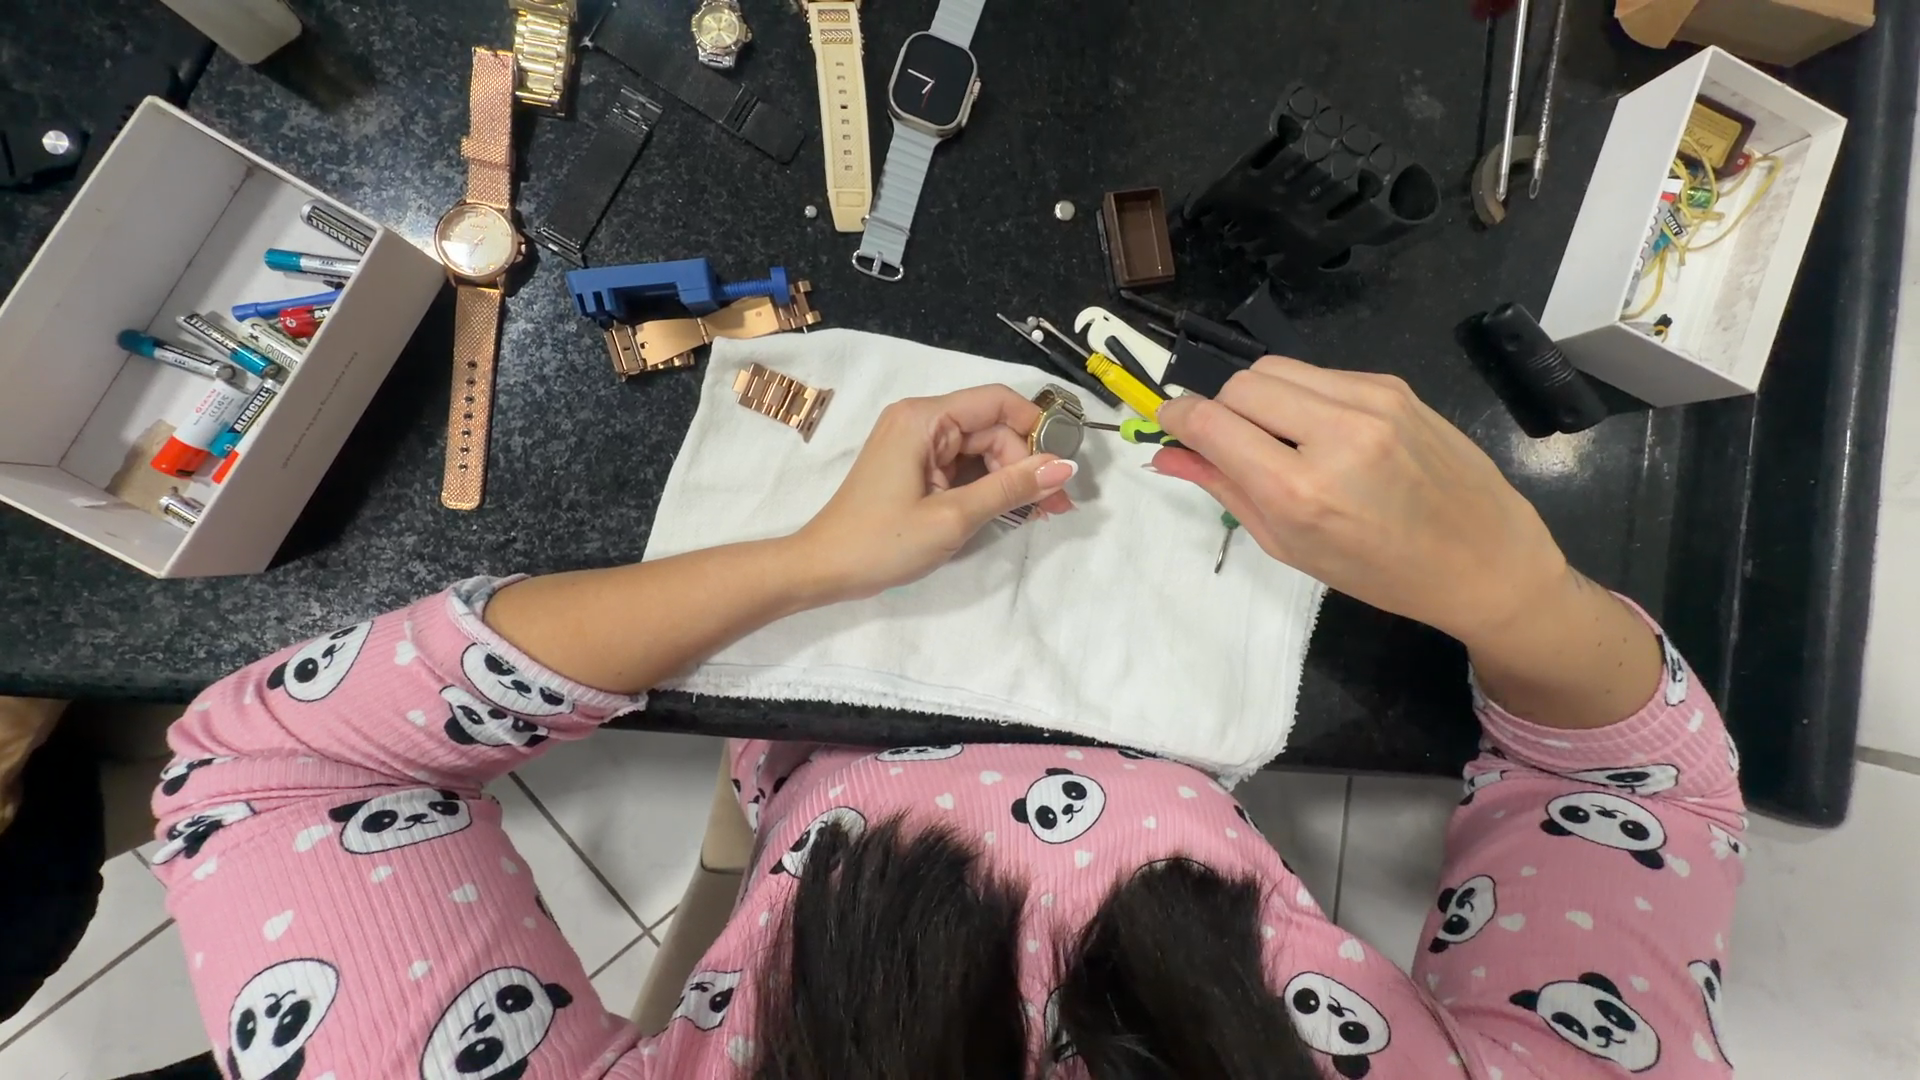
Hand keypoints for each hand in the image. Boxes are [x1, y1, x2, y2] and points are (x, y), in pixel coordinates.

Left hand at [794, 385, 1077, 600]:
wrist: (823, 569)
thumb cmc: (883, 542)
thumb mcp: (953, 517)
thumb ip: (1010, 488)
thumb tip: (1065, 466)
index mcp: (923, 419)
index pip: (996, 402)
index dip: (1036, 429)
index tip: (1062, 467)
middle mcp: (920, 420)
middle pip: (991, 428)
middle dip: (1026, 463)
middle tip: (1056, 506)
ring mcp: (915, 444)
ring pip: (980, 449)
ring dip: (1010, 478)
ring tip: (1039, 513)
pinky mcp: (914, 466)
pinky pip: (962, 466)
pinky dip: (987, 486)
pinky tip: (1010, 510)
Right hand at [1153, 357, 1567, 646]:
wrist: (1483, 560)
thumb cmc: (1376, 572)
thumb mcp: (1287, 543)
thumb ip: (1222, 488)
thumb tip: (1166, 454)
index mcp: (1300, 489)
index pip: (1211, 422)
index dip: (1175, 416)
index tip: (1167, 422)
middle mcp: (1334, 433)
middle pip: (1239, 385)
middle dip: (1219, 409)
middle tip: (1231, 444)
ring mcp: (1370, 402)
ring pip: (1274, 368)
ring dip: (1256, 398)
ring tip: (1277, 438)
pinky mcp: (1393, 386)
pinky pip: (1316, 375)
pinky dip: (1298, 397)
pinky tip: (1320, 433)